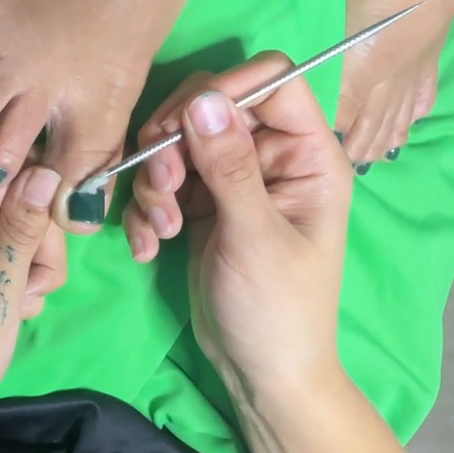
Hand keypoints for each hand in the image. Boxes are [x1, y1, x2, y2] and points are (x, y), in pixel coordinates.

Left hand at [0, 167, 66, 452]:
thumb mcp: (2, 291)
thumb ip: (23, 228)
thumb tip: (45, 169)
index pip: (20, 168)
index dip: (47, 201)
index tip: (47, 247)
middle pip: (22, 198)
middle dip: (39, 246)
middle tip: (26, 295)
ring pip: (18, 223)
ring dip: (30, 266)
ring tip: (15, 306)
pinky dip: (12, 273)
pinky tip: (6, 305)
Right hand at [122, 53, 351, 397]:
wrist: (258, 371)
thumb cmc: (278, 308)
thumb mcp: (255, 236)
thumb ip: (229, 165)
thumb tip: (203, 98)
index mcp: (307, 155)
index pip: (271, 81)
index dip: (225, 89)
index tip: (180, 122)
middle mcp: (269, 157)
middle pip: (210, 107)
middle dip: (173, 144)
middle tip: (161, 187)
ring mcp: (231, 180)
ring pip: (176, 143)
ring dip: (154, 183)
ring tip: (159, 229)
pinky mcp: (199, 203)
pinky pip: (161, 181)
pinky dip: (147, 209)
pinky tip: (149, 246)